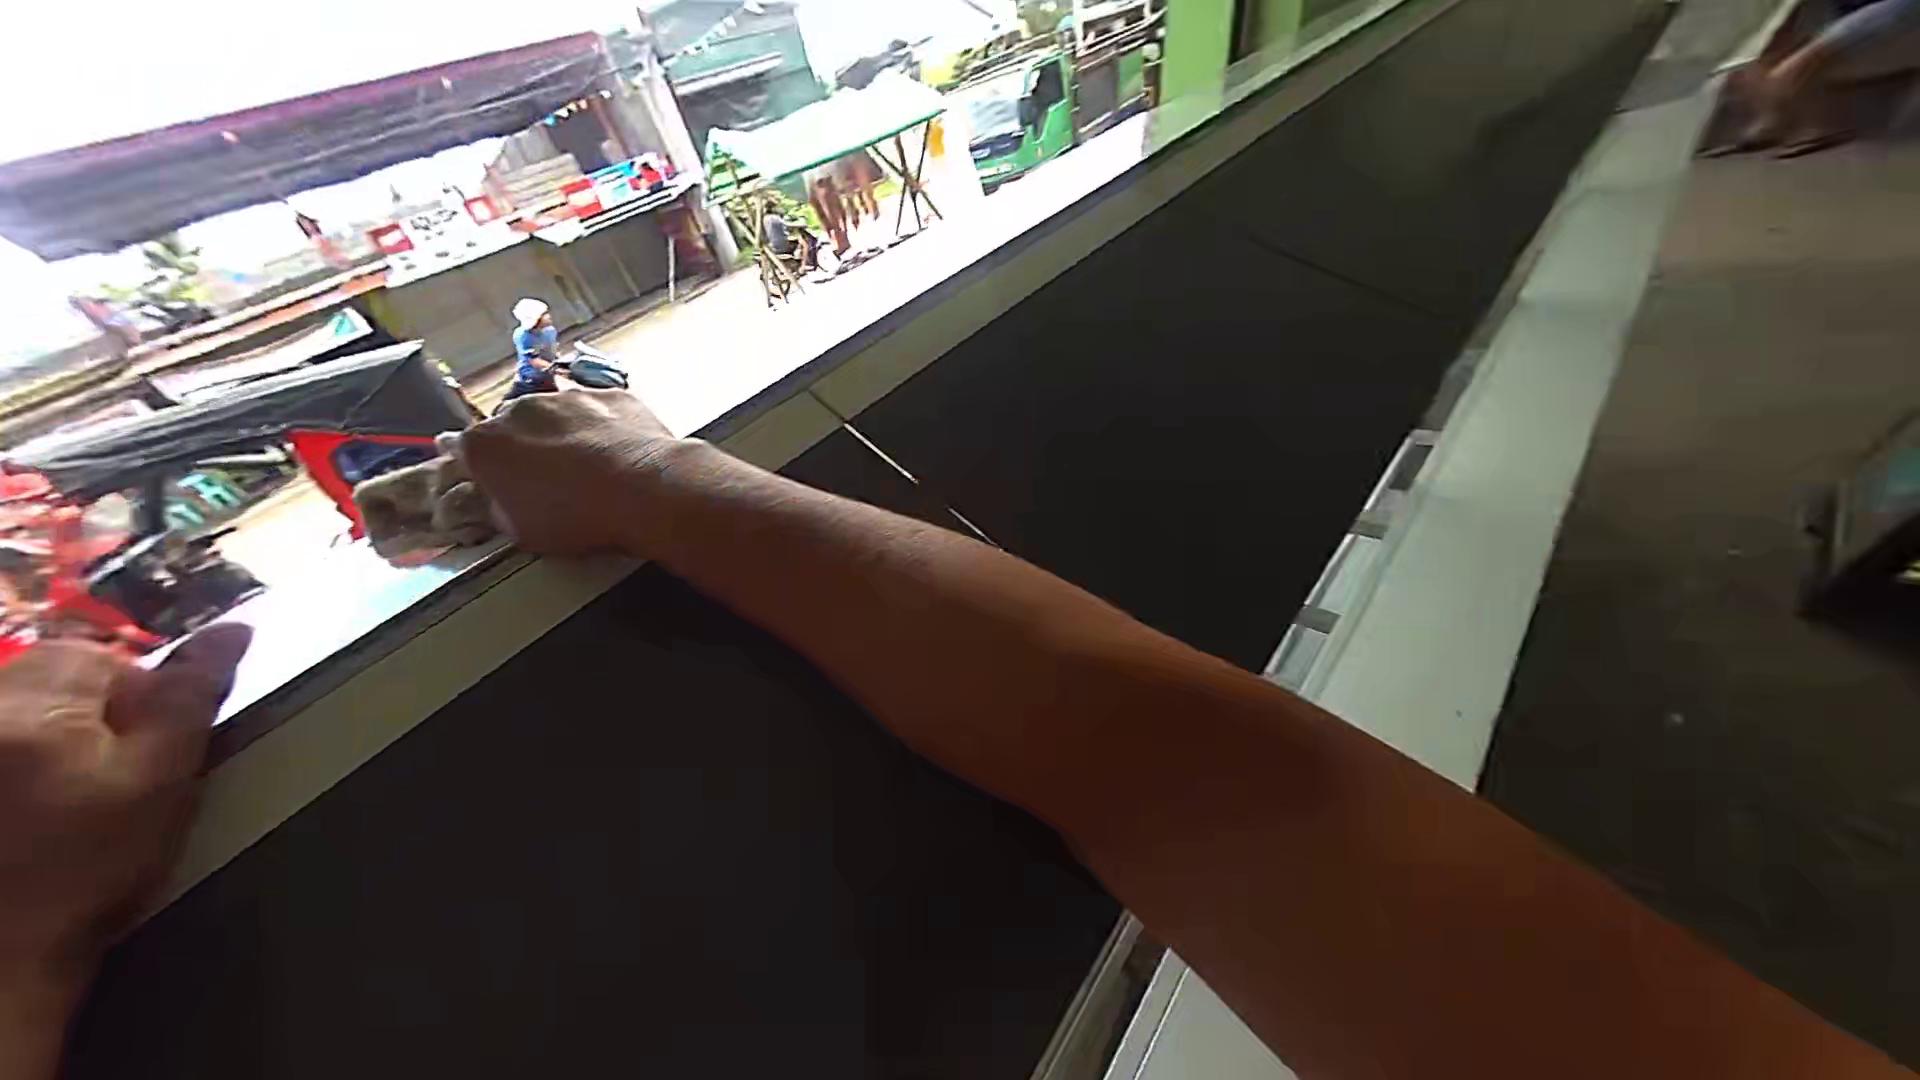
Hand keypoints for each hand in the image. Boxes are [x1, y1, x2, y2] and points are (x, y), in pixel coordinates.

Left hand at [0, 626, 247, 1073]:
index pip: (84, 656)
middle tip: (111, 767)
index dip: (130, 685)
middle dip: (83, 710)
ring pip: (10, 717)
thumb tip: (232, 631)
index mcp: (26, 715)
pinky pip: (1, 751)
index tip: (151, 734)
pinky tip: (27, 806)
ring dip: (47, 738)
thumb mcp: (164, 774)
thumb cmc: (92, 862)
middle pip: (33, 681)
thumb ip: (191, 696)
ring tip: (61, 793)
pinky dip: (19, 764)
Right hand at [451, 390, 679, 556]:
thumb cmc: (580, 517)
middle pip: (514, 426)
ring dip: (568, 433)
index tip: (497, 476)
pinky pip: (602, 410)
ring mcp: (569, 398)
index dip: (482, 464)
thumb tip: (490, 499)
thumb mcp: (521, 531)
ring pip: (559, 414)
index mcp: (485, 444)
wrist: (648, 490)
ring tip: (594, 464)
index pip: (464, 449)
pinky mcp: (613, 396)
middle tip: (554, 475)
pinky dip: (608, 427)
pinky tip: (625, 451)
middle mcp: (520, 410)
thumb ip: (495, 507)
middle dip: (527, 447)